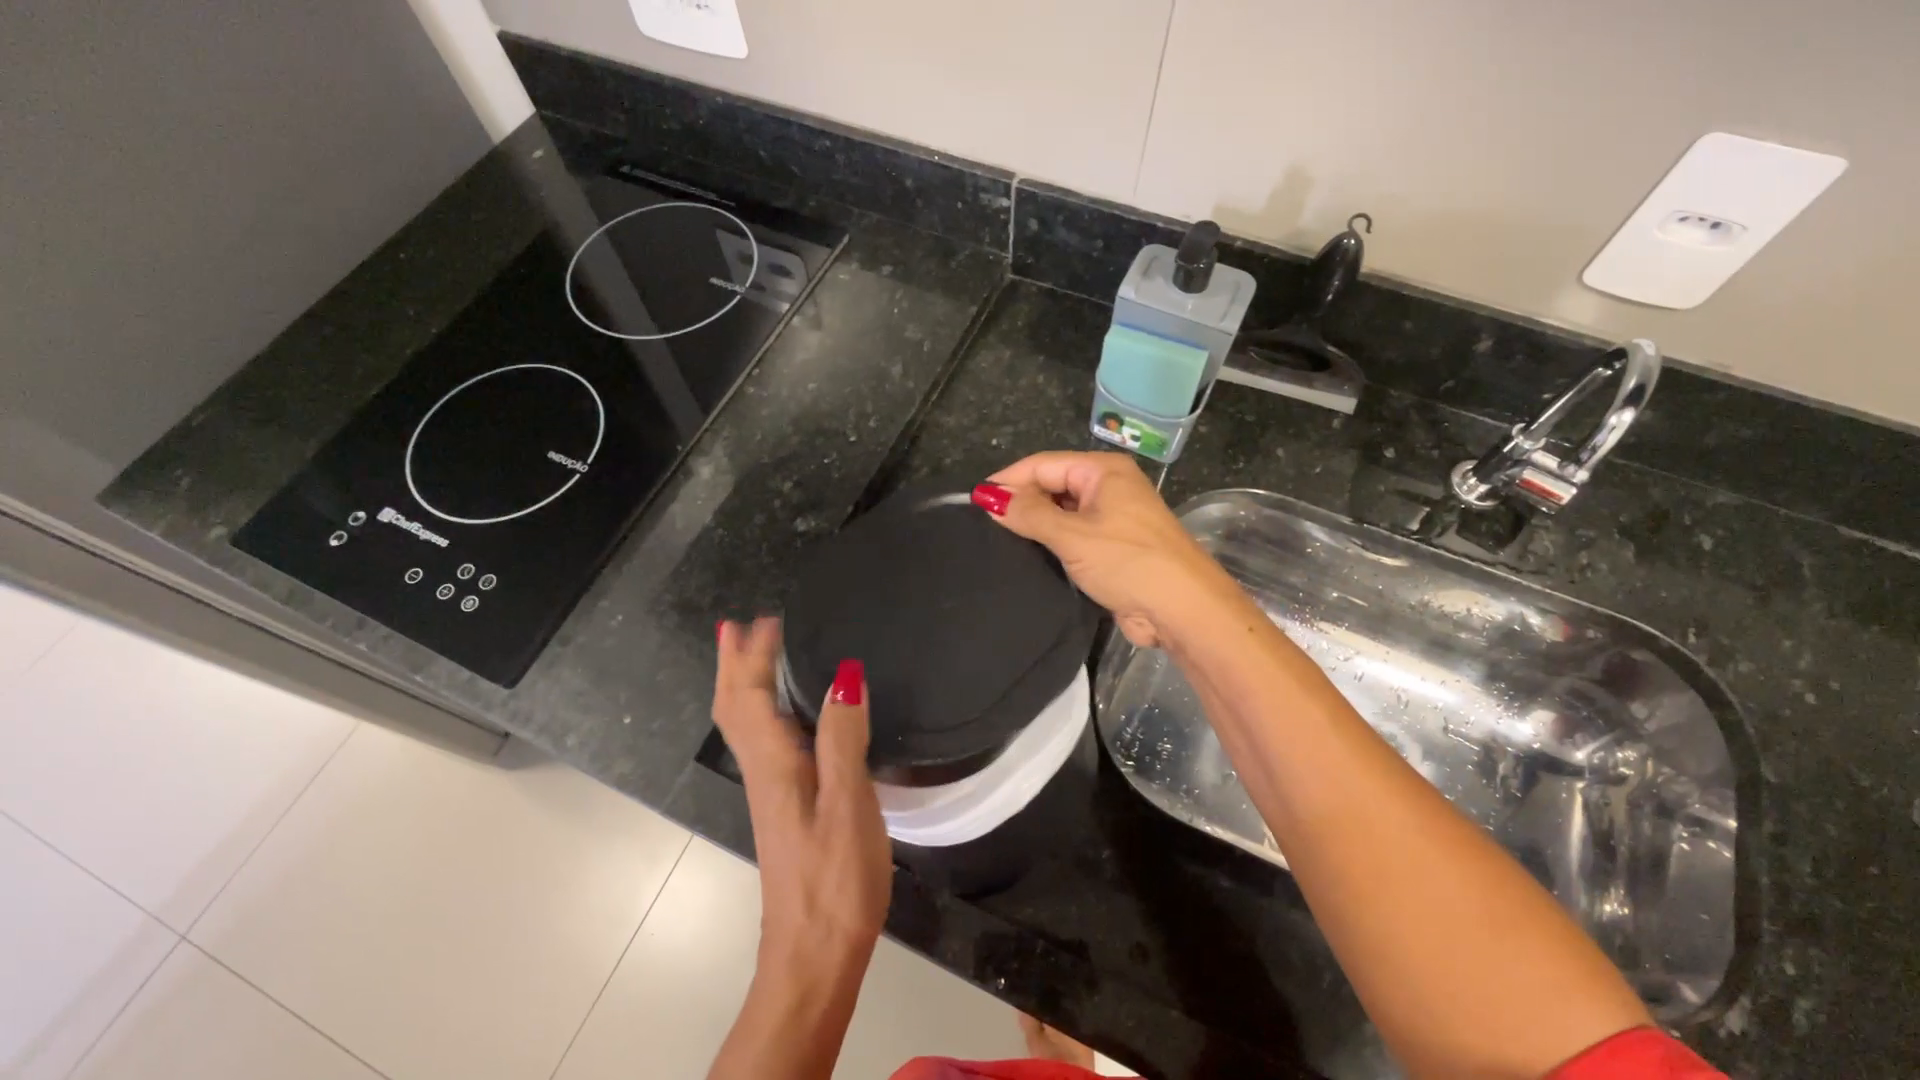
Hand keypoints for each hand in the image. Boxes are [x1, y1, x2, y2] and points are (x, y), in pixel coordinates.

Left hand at [711, 619, 890, 973]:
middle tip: (735, 627)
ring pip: (745, 726)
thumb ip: (844, 737)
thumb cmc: (835, 880)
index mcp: (774, 765)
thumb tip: (844, 674)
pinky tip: (786, 719)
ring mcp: (771, 795)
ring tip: (751, 656)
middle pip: (735, 709)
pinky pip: (764, 744)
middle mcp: (764, 774)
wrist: (813, 953)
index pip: (748, 696)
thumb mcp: (848, 804)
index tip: (764, 618)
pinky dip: (764, 713)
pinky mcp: (785, 812)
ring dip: (744, 684)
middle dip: (734, 664)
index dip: (752, 655)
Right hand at [972, 451, 1235, 647]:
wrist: (1183, 609)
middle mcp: (1109, 488)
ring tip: (997, 541)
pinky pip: (1073, 537)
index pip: (1044, 464)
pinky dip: (1052, 545)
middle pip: (1053, 485)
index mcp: (1103, 471)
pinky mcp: (1113, 549)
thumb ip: (1029, 514)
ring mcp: (1113, 519)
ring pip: (1062, 513)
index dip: (1008, 480)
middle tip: (982, 524)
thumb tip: (991, 498)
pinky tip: (1027, 558)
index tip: (975, 501)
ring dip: (1035, 525)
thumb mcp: (1072, 536)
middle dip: (1021, 501)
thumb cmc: (1128, 562)